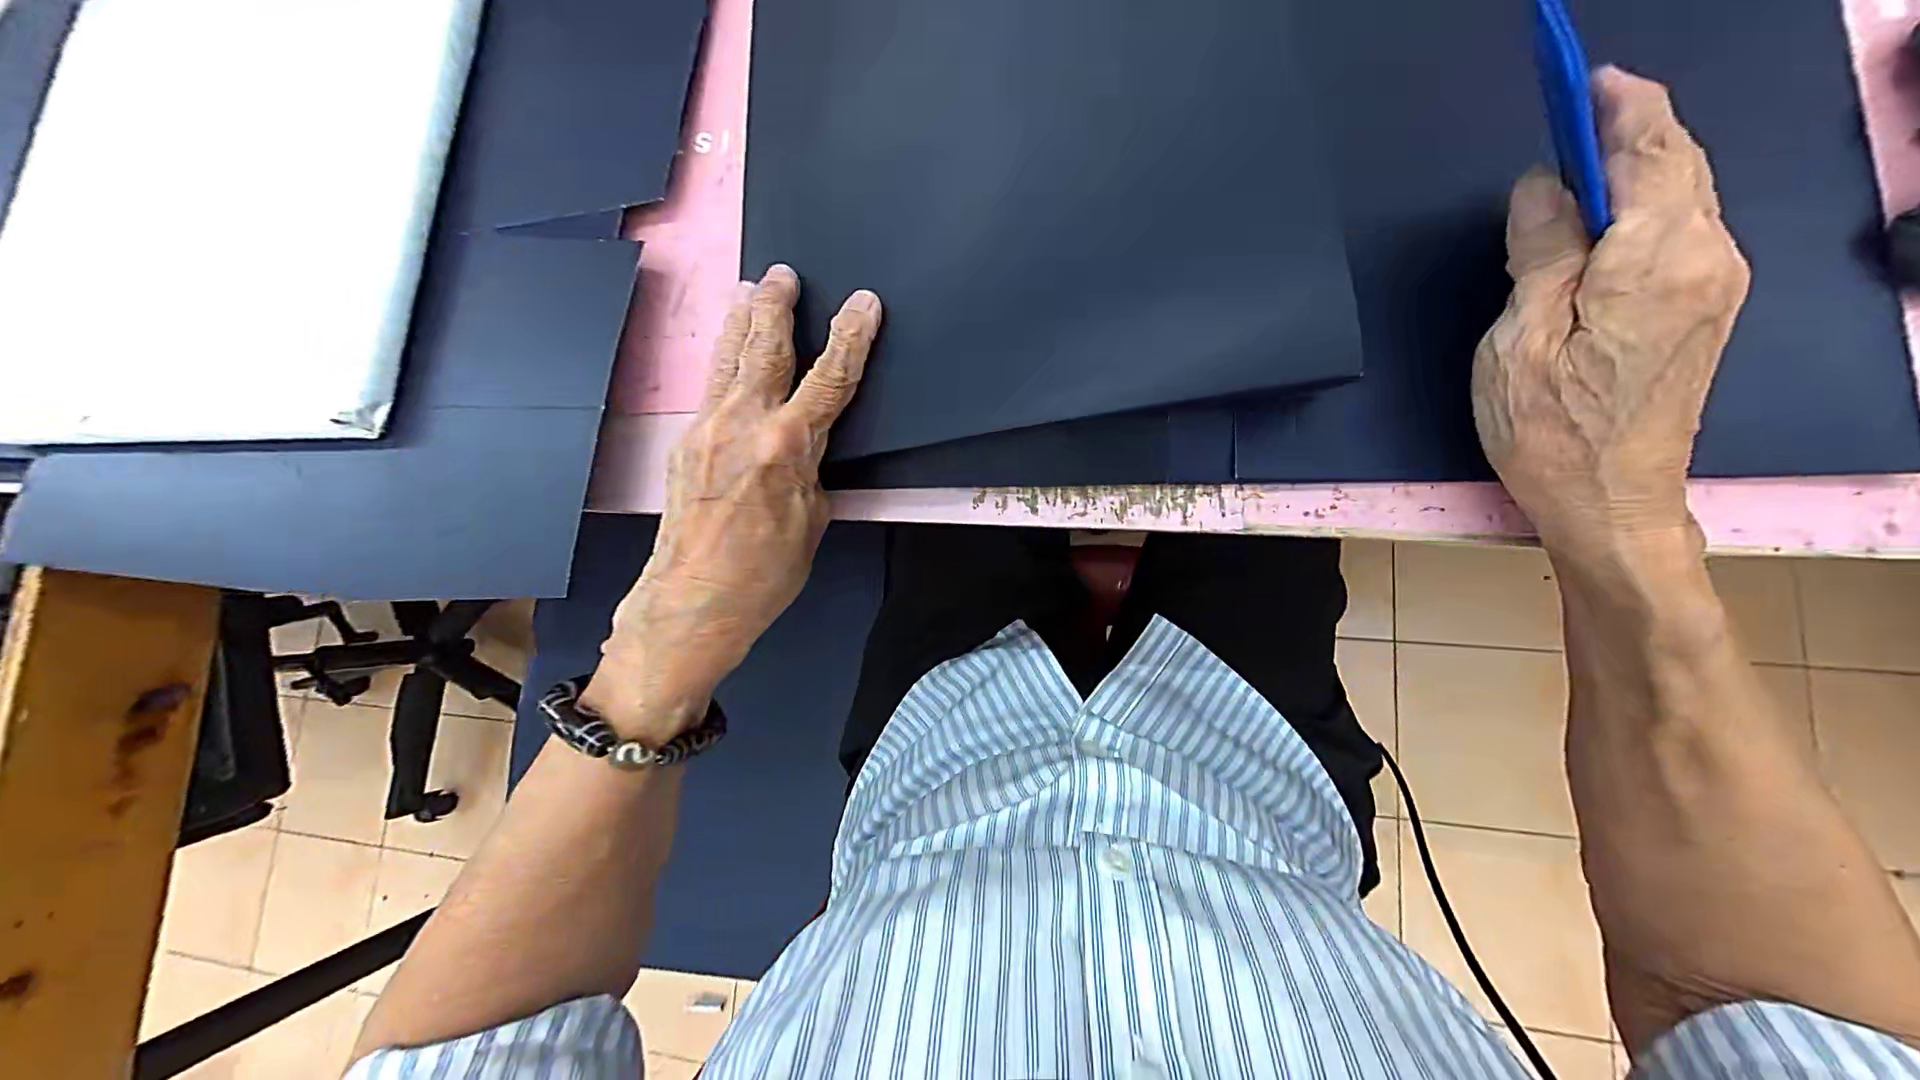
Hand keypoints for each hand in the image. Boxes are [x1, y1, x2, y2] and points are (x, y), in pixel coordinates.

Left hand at [583, 265, 882, 741]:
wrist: (693, 599)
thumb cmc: (766, 572)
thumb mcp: (813, 521)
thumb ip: (812, 472)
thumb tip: (807, 451)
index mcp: (788, 446)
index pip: (830, 379)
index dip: (852, 338)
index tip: (864, 303)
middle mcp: (744, 423)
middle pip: (766, 349)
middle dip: (780, 305)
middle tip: (785, 272)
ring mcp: (707, 428)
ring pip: (727, 358)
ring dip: (741, 319)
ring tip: (749, 287)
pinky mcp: (685, 441)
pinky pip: (710, 387)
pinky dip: (723, 360)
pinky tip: (728, 353)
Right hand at [1472, 67, 1750, 564]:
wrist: (1610, 497)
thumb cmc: (1547, 426)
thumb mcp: (1519, 340)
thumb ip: (1539, 254)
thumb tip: (1545, 185)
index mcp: (1657, 260)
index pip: (1651, 153)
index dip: (1621, 109)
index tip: (1591, 79)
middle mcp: (1709, 257)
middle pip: (1680, 167)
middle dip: (1636, 129)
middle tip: (1582, 110)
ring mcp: (1718, 284)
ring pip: (1686, 197)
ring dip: (1642, 167)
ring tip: (1588, 160)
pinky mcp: (1707, 308)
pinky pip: (1683, 231)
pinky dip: (1650, 203)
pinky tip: (1611, 215)